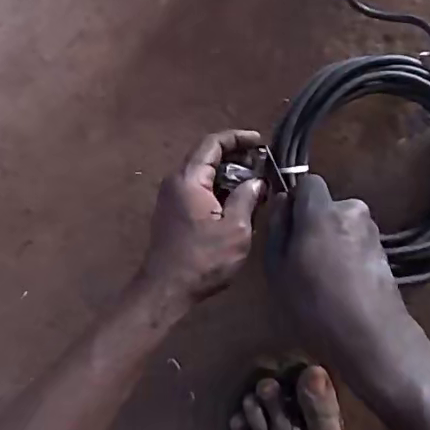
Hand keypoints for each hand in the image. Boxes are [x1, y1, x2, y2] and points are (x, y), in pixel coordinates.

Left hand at [137, 130, 265, 302]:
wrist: (166, 291)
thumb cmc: (202, 259)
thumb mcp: (235, 228)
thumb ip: (247, 198)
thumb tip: (257, 182)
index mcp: (189, 179)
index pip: (213, 143)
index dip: (238, 138)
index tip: (260, 142)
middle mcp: (176, 182)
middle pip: (207, 156)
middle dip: (237, 157)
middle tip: (263, 166)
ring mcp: (172, 198)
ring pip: (204, 174)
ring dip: (230, 175)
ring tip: (257, 185)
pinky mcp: (174, 213)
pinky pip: (199, 190)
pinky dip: (220, 189)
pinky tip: (239, 203)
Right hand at [265, 174, 419, 380]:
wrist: (371, 336)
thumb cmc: (314, 303)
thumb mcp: (278, 268)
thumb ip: (277, 227)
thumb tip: (281, 201)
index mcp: (323, 210)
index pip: (308, 182)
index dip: (295, 200)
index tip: (286, 227)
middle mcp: (352, 210)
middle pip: (326, 206)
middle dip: (313, 224)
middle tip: (301, 259)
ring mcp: (372, 231)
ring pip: (341, 225)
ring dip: (331, 241)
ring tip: (322, 278)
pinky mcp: (384, 252)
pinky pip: (356, 243)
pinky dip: (347, 256)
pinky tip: (342, 286)